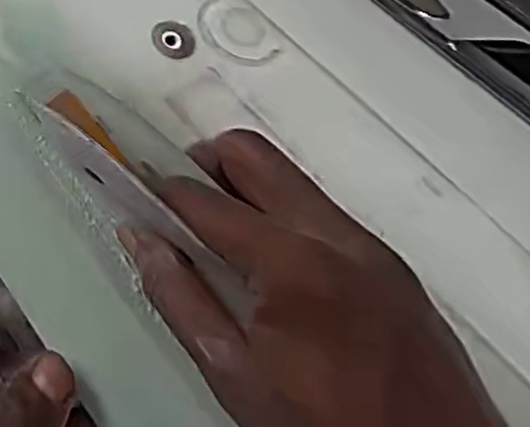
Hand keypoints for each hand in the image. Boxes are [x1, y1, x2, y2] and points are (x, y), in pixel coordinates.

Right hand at [121, 129, 501, 426]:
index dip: (154, 193)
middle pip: (248, 153)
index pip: (199, 196)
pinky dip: (281, 218)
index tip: (133, 199)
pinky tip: (269, 269)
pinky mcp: (396, 271)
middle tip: (178, 207)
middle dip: (200, 166)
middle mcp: (339, 241)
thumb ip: (178, 295)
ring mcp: (374, 253)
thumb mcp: (235, 375)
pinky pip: (320, 213)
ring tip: (223, 244)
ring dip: (242, 191)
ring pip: (286, 178)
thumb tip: (140, 237)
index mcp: (295, 264)